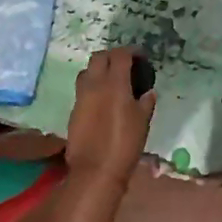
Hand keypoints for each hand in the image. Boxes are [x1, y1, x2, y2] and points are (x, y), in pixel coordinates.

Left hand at [66, 49, 156, 187]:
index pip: (121, 54)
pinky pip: (82, 88)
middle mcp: (95, 83)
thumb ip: (146, 102)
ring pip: (87, 70)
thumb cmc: (124, 144)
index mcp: (114, 82)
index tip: (140, 57)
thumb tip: (148, 91)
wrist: (95, 170)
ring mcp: (81, 96)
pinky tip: (101, 99)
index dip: (131, 52)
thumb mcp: (142, 122)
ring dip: (99, 69)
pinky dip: (92, 86)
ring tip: (111, 80)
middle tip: (125, 66)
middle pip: (100, 56)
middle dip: (112, 56)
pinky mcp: (74, 109)